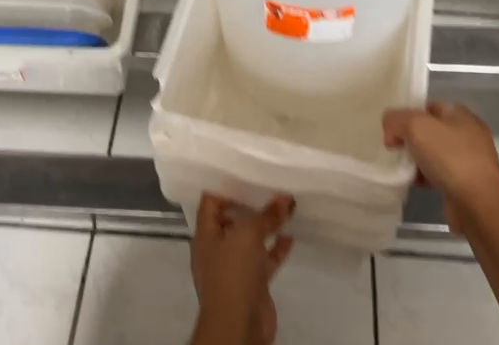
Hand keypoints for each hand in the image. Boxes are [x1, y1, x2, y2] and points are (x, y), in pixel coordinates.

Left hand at [189, 193, 293, 344]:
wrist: (238, 326)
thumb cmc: (233, 274)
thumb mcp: (247, 236)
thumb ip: (266, 216)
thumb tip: (286, 197)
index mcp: (206, 235)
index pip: (211, 201)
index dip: (226, 185)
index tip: (247, 171)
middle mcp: (218, 248)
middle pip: (232, 218)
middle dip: (250, 203)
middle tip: (270, 183)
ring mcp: (236, 266)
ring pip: (251, 239)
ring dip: (266, 224)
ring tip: (286, 204)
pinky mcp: (254, 282)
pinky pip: (266, 258)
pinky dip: (277, 246)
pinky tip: (292, 232)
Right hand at [382, 102, 498, 227]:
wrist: (478, 202)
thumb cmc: (449, 156)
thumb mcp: (415, 126)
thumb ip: (396, 119)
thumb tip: (390, 130)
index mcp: (460, 114)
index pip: (429, 107)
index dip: (408, 115)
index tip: (392, 130)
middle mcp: (468, 134)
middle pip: (431, 132)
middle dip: (411, 140)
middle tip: (394, 150)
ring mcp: (470, 161)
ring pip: (435, 155)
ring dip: (417, 161)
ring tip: (402, 169)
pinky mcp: (468, 184)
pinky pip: (441, 175)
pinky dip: (426, 179)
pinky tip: (414, 184)